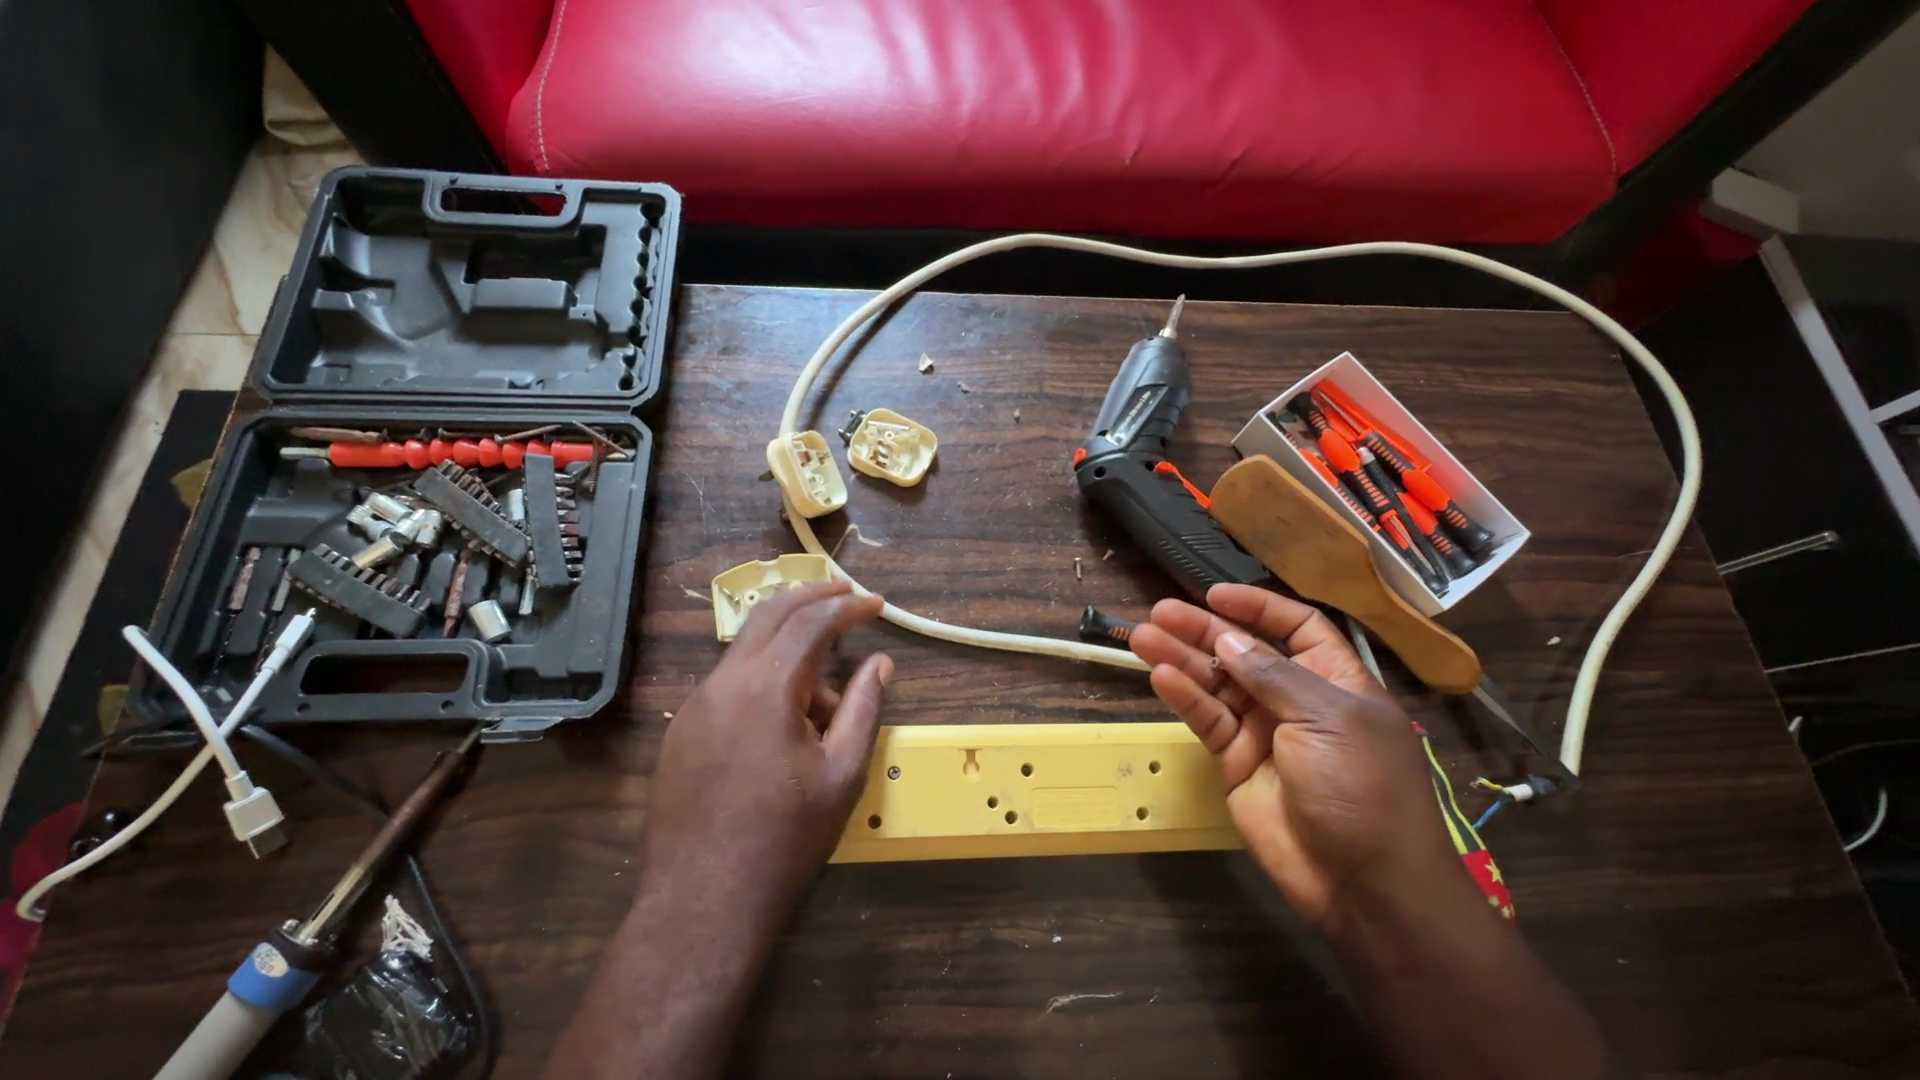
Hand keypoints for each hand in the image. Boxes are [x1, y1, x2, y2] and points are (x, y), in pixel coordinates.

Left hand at [643, 581, 893, 927]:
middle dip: (812, 597)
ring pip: (749, 650)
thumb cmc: (786, 838)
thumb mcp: (842, 773)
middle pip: (770, 615)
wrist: (704, 899)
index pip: (811, 622)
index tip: (878, 604)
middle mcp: (723, 682)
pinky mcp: (681, 730)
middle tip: (848, 597)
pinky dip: (764, 680)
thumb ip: (864, 708)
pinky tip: (786, 726)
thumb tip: (880, 663)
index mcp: (766, 687)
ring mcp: (695, 705)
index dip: (848, 606)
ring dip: (791, 651)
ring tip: (827, 705)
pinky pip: (730, 683)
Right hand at [1130, 583, 1460, 925]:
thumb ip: (1273, 675)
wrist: (1363, 883)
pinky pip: (1207, 721)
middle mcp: (1297, 700)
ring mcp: (1265, 733)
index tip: (1214, 594)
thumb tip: (1228, 637)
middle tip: (1159, 612)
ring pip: (1217, 684)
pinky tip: (1160, 676)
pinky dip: (1184, 698)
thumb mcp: (1328, 719)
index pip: (1296, 628)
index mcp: (1336, 681)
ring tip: (1143, 637)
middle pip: (1245, 652)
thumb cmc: (1363, 788)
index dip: (1257, 608)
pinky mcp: (1237, 763)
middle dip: (1204, 631)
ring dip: (1182, 659)